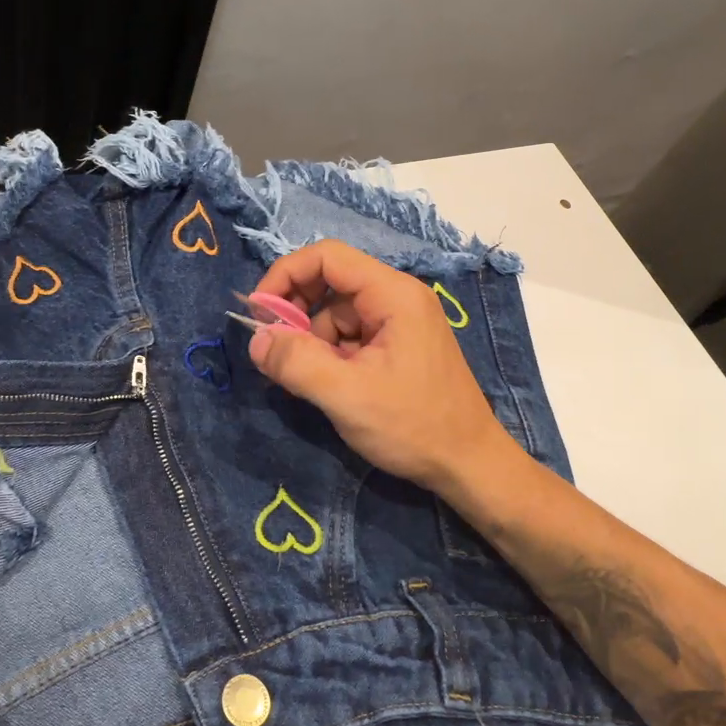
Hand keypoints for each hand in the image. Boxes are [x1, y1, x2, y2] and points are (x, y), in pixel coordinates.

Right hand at [248, 240, 518, 489]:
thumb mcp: (347, 396)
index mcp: (393, 294)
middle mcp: (397, 297)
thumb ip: (296, 362)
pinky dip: (329, 353)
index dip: (286, 275)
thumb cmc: (414, 427)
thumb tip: (254, 339)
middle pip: (330, 281)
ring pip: (335, 312)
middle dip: (296, 310)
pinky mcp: (396, 345)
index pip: (327, 256)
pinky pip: (349, 334)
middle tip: (275, 348)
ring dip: (311, 339)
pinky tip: (329, 385)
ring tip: (308, 380)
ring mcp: (399, 321)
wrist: (470, 468)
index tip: (259, 312)